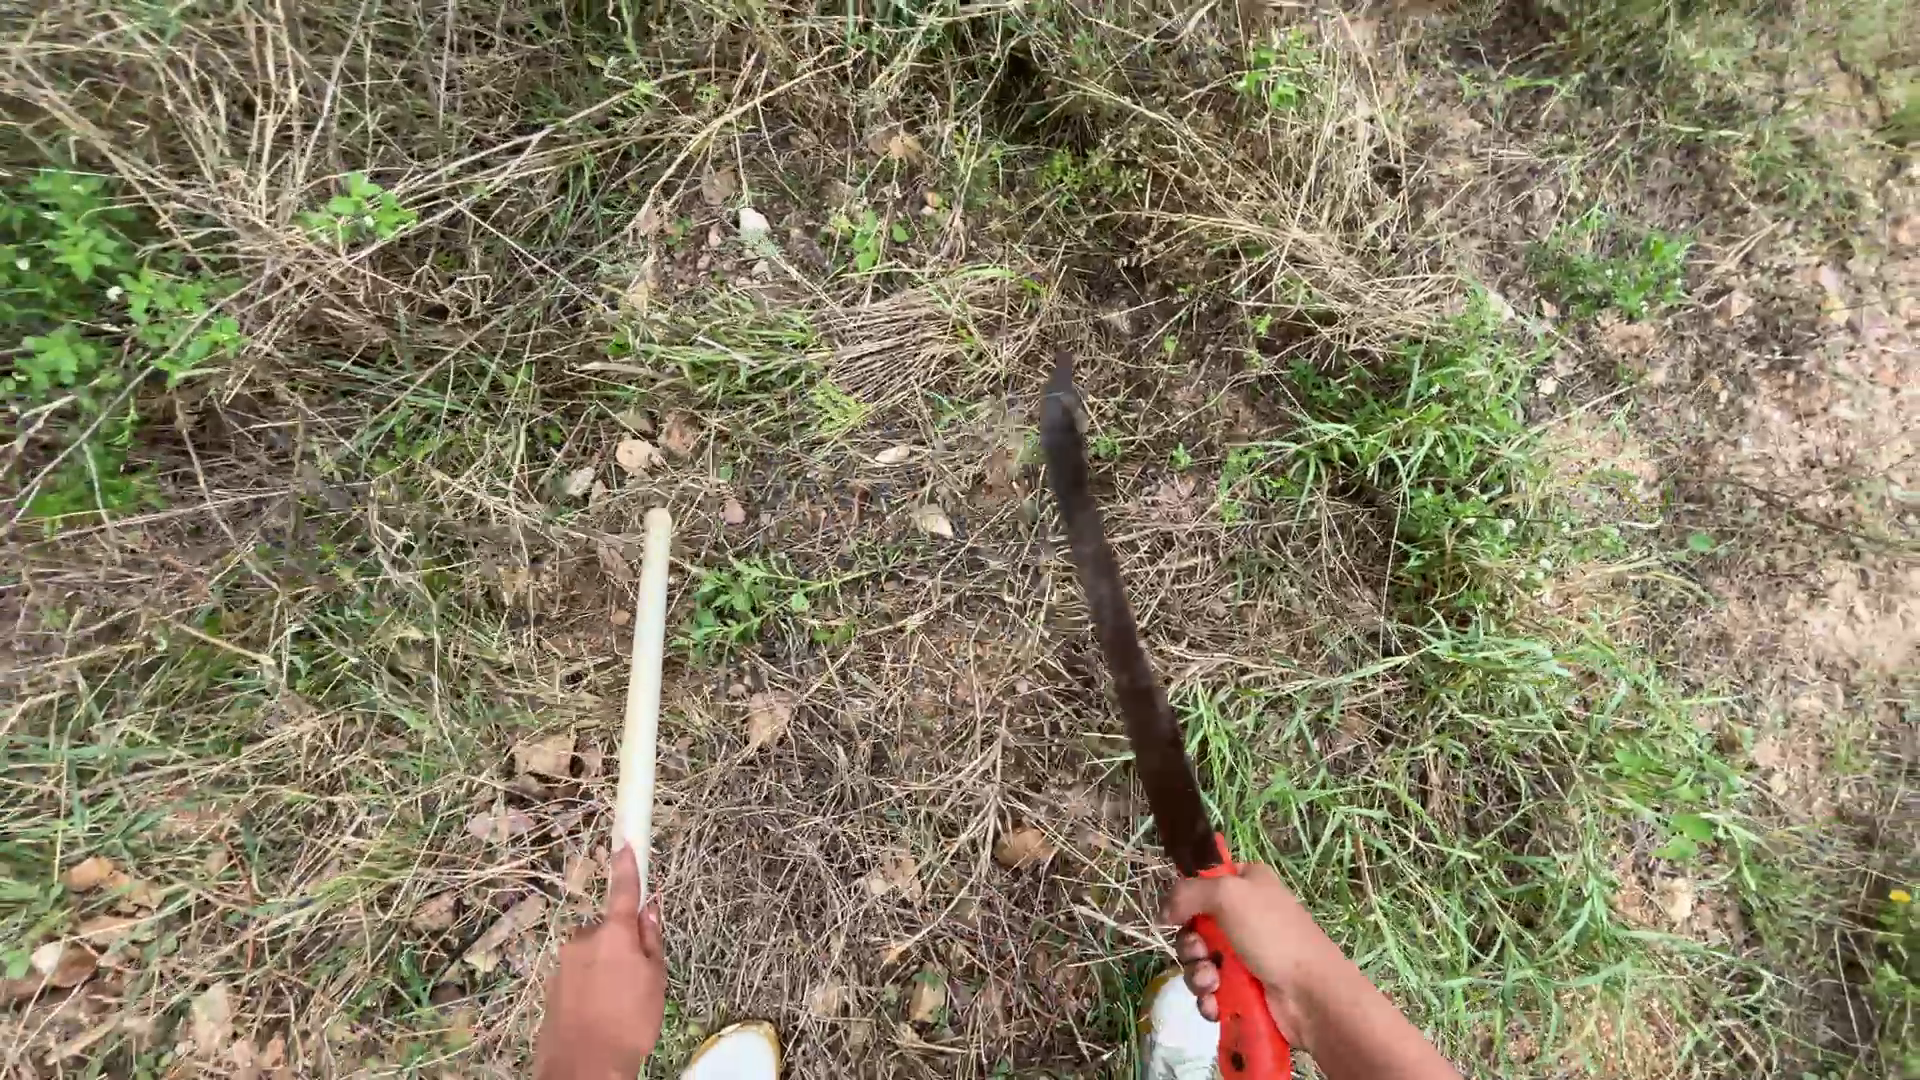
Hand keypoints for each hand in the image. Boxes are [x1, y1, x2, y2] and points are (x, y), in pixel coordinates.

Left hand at [534, 846, 665, 1079]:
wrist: (583, 1072)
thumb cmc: (630, 1022)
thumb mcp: (655, 977)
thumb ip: (650, 938)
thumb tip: (647, 910)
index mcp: (613, 932)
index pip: (623, 888)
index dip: (627, 864)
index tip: (625, 842)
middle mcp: (583, 940)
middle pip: (609, 928)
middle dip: (622, 942)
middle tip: (638, 974)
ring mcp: (564, 964)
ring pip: (594, 953)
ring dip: (606, 967)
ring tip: (619, 1002)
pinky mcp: (552, 988)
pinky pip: (580, 974)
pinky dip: (592, 985)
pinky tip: (601, 1013)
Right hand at [1162, 862, 1347, 1043]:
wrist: (1312, 996)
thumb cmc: (1273, 934)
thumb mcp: (1228, 894)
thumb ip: (1187, 893)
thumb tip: (1163, 913)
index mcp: (1247, 882)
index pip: (1204, 881)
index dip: (1187, 897)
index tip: (1178, 914)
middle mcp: (1244, 915)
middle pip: (1195, 923)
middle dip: (1190, 943)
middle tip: (1200, 952)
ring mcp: (1245, 953)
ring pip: (1200, 958)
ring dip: (1197, 972)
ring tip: (1211, 983)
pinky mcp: (1244, 987)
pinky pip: (1211, 988)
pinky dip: (1208, 996)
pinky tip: (1214, 1003)